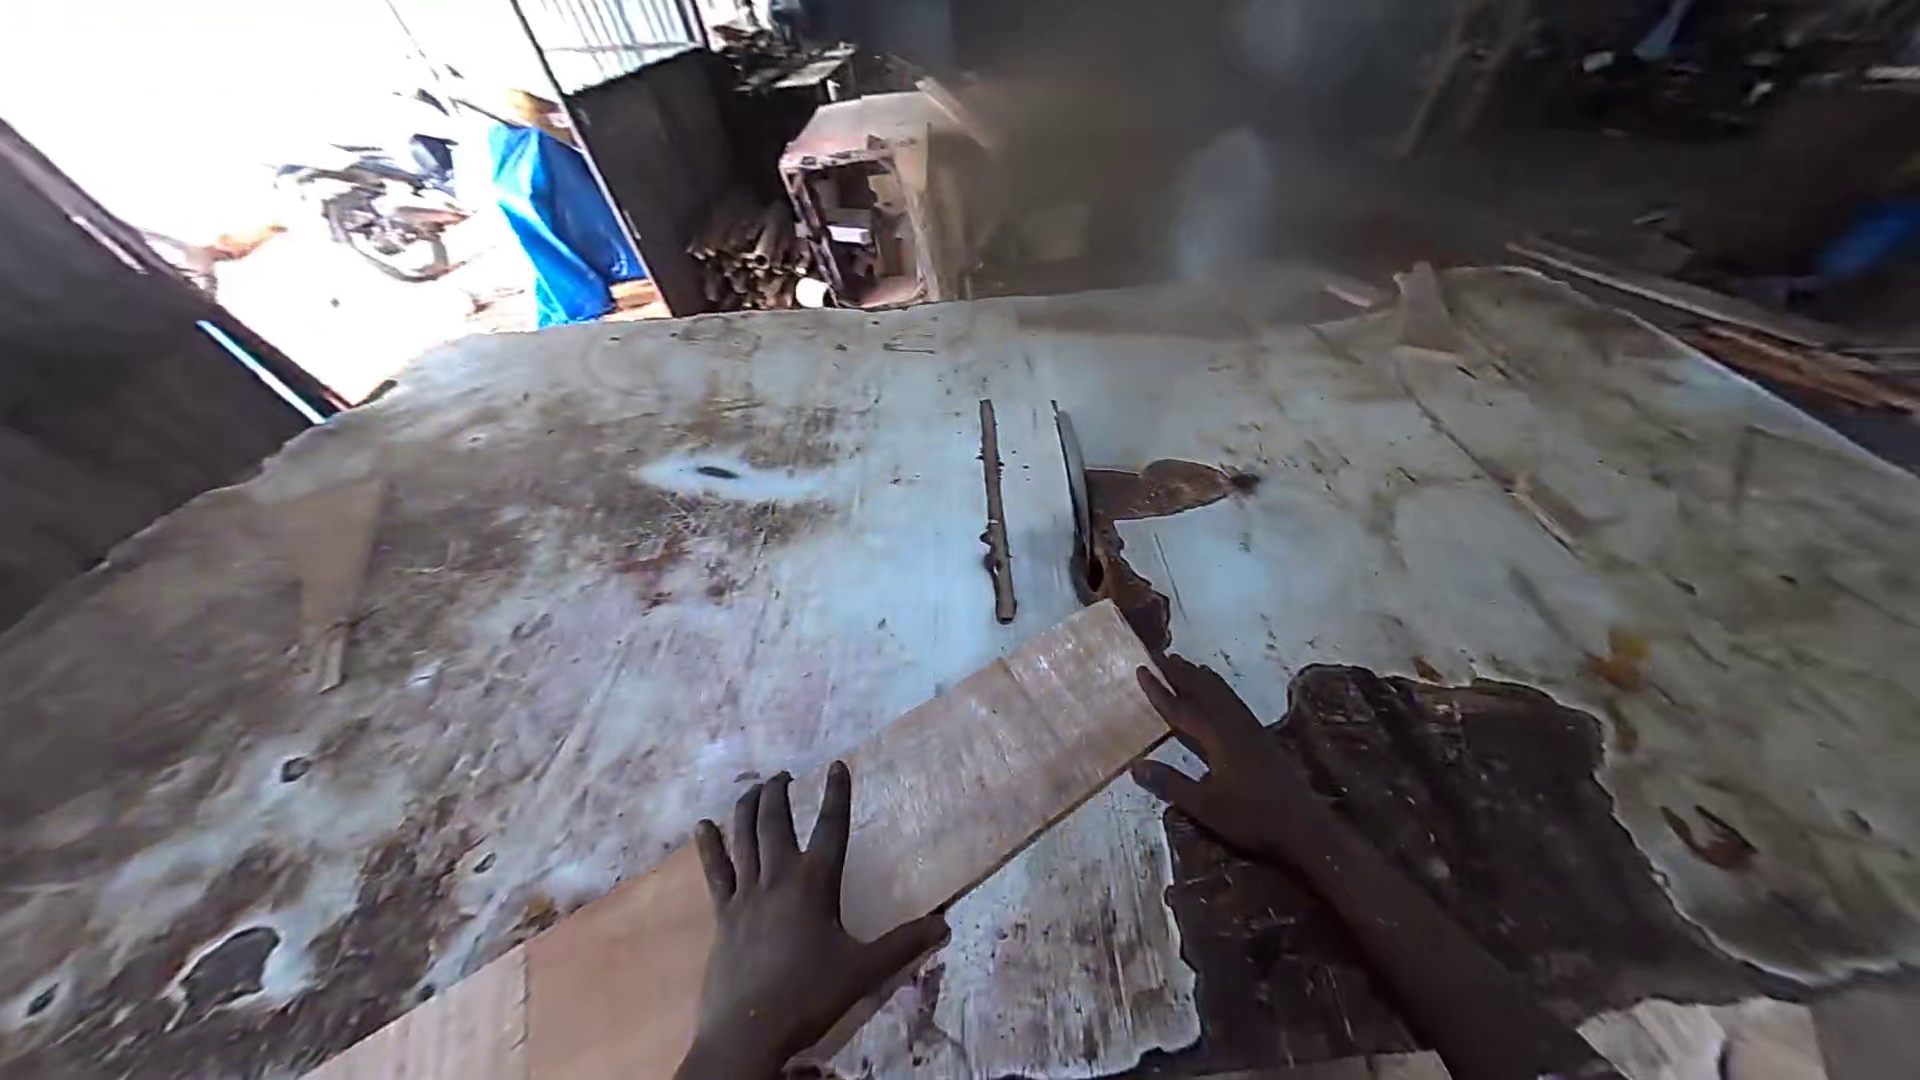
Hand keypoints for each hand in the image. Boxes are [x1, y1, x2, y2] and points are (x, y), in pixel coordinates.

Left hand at [678, 762, 948, 1077]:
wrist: (748, 1035)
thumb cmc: (809, 997)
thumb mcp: (864, 970)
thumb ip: (904, 944)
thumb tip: (944, 926)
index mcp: (814, 882)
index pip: (831, 825)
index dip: (837, 792)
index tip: (837, 764)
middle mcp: (779, 877)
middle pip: (775, 820)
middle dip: (779, 791)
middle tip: (785, 775)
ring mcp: (747, 893)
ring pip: (745, 836)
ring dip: (749, 806)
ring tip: (755, 787)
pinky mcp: (724, 913)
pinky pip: (716, 871)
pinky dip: (709, 846)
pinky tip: (702, 825)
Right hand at [1130, 657, 1334, 863]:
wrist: (1307, 829)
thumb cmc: (1253, 818)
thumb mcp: (1205, 806)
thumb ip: (1170, 784)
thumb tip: (1135, 766)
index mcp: (1217, 738)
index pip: (1180, 709)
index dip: (1159, 690)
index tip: (1142, 670)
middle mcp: (1233, 725)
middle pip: (1202, 692)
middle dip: (1180, 673)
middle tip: (1161, 655)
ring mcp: (1250, 729)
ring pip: (1220, 693)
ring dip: (1199, 677)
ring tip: (1184, 662)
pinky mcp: (1261, 736)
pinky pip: (1234, 701)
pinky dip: (1219, 688)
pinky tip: (1217, 689)